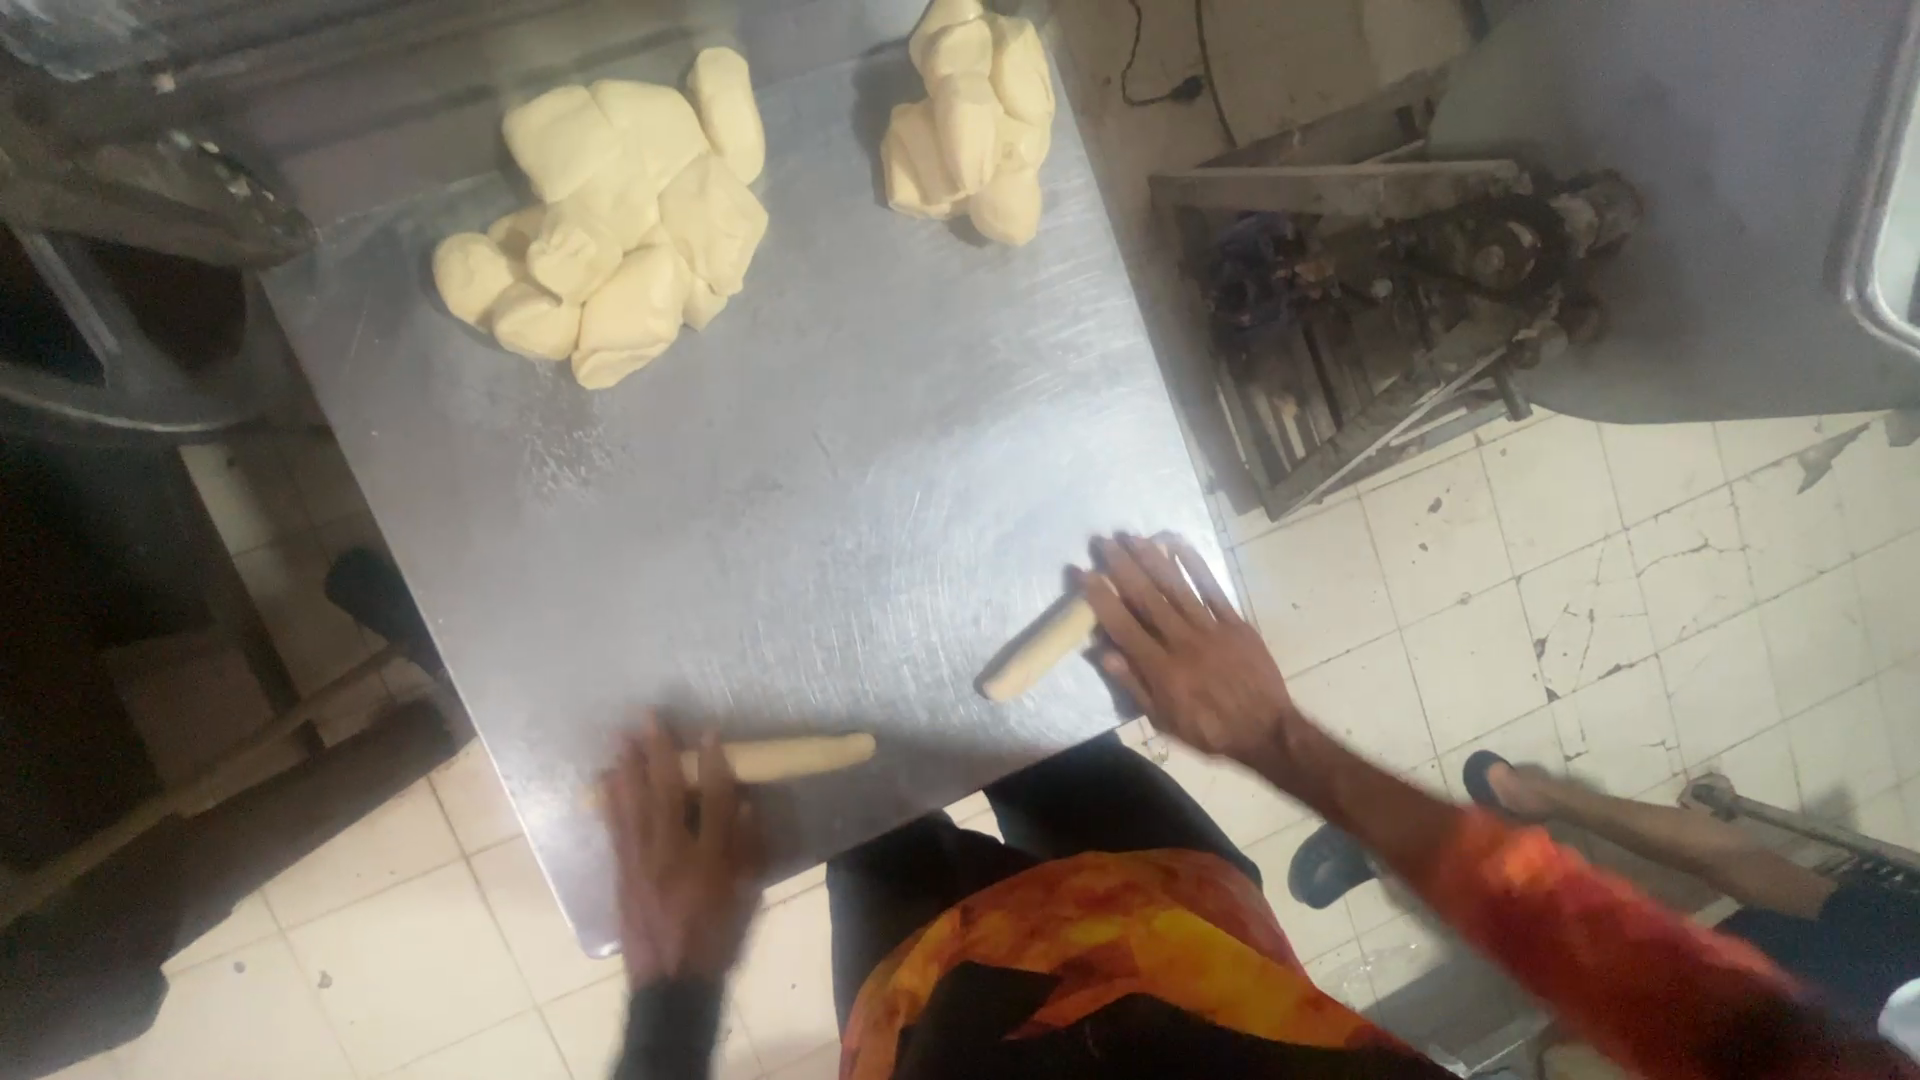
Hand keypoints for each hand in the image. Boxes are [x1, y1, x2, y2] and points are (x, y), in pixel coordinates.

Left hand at [600, 717, 764, 985]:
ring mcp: (641, 862)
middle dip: (659, 752)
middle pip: (665, 793)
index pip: (713, 799)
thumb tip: (742, 801)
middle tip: (650, 718)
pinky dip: (611, 800)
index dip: (713, 762)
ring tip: (623, 737)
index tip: (709, 730)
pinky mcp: (622, 872)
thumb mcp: (748, 893)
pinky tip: (608, 778)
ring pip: (634, 805)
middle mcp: (671, 854)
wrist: (671, 982)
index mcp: (709, 860)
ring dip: (629, 767)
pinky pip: (615, 828)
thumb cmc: (719, 936)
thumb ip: (747, 846)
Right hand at [1081, 533, 1300, 766]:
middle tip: (1102, 541)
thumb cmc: (1208, 729)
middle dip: (1121, 566)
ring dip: (1152, 558)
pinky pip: (1212, 589)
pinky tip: (1178, 545)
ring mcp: (1210, 629)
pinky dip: (1195, 566)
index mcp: (1160, 668)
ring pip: (1176, 587)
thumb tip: (1102, 652)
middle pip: (1146, 597)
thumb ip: (1133, 684)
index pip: (1122, 624)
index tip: (1081, 572)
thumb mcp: (1162, 719)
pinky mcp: (1235, 623)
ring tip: (1132, 536)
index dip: (1099, 596)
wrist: (1267, 730)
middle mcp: (1181, 641)